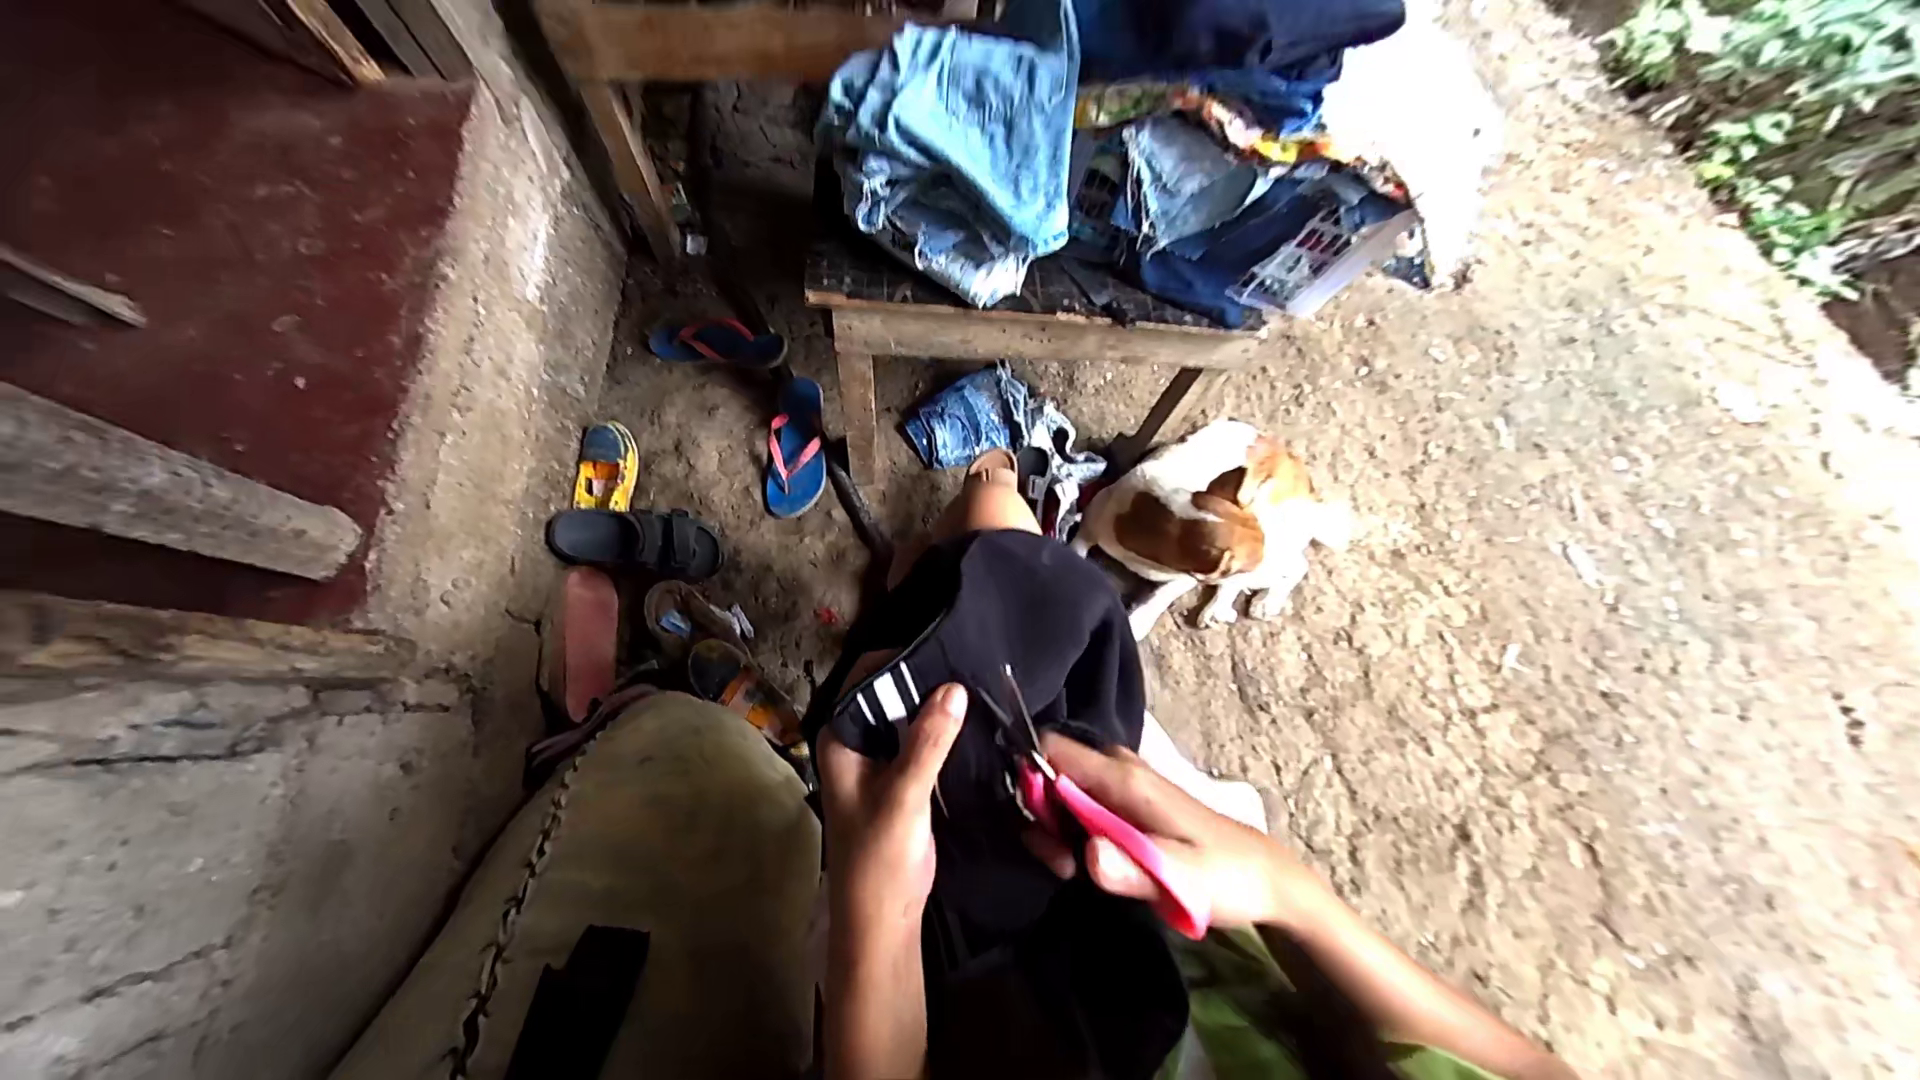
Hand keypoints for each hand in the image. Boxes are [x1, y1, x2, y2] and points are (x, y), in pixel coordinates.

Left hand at [819, 682, 966, 928]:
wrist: (884, 918)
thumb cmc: (880, 857)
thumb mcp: (904, 795)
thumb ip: (927, 741)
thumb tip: (954, 687)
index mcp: (841, 737)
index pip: (866, 679)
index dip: (898, 659)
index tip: (941, 648)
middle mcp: (856, 740)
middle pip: (888, 692)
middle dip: (922, 678)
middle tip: (966, 662)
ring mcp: (879, 757)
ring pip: (907, 714)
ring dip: (934, 702)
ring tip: (974, 682)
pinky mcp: (902, 774)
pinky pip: (921, 736)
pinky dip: (941, 726)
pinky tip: (970, 717)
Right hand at [1025, 732, 1325, 929]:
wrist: (1263, 875)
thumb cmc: (1225, 875)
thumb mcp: (1182, 881)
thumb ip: (1132, 869)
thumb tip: (1085, 854)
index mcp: (1124, 777)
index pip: (1052, 748)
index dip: (1031, 781)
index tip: (1042, 829)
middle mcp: (1116, 767)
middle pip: (1050, 769)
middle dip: (1041, 813)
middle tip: (1062, 864)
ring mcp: (1120, 781)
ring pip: (1061, 787)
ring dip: (1055, 827)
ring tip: (1076, 870)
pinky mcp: (1123, 798)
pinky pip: (1078, 801)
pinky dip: (1071, 829)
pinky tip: (1090, 861)